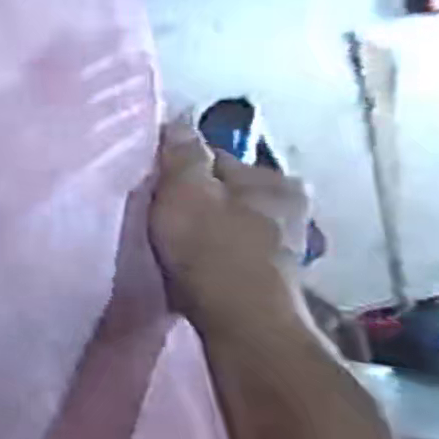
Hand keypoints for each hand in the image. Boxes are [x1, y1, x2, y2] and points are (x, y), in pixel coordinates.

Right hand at [150, 117, 314, 342]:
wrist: (240, 319)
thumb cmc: (210, 247)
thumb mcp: (185, 191)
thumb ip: (182, 154)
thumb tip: (179, 119)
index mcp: (273, 180)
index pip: (210, 155)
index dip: (174, 165)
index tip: (149, 180)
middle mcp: (289, 205)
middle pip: (219, 187)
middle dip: (191, 193)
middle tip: (157, 207)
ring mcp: (283, 241)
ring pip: (223, 215)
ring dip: (199, 220)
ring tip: (169, 233)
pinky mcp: (267, 269)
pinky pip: (226, 242)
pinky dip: (208, 244)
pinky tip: (189, 256)